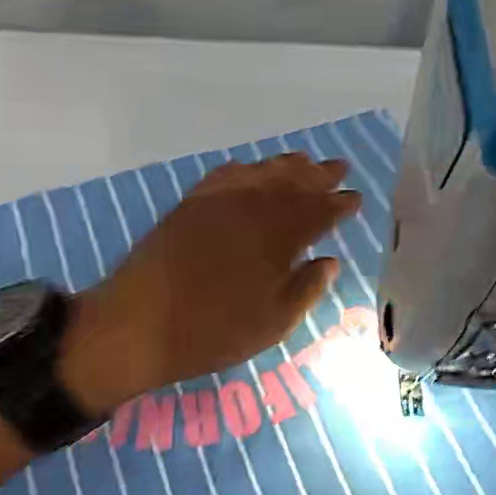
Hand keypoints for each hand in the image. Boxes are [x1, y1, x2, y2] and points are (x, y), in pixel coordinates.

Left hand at [57, 154, 359, 414]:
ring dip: (286, 166)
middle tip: (338, 169)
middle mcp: (250, 208)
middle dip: (318, 176)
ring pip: (259, 173)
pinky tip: (252, 171)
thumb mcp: (273, 323)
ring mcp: (216, 203)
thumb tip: (329, 261)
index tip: (355, 199)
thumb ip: (306, 288)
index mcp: (277, 236)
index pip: (318, 212)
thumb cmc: (214, 332)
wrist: (140, 325)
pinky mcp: (189, 206)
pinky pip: (225, 176)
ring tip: (304, 163)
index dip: (339, 205)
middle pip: (291, 183)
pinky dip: (246, 169)